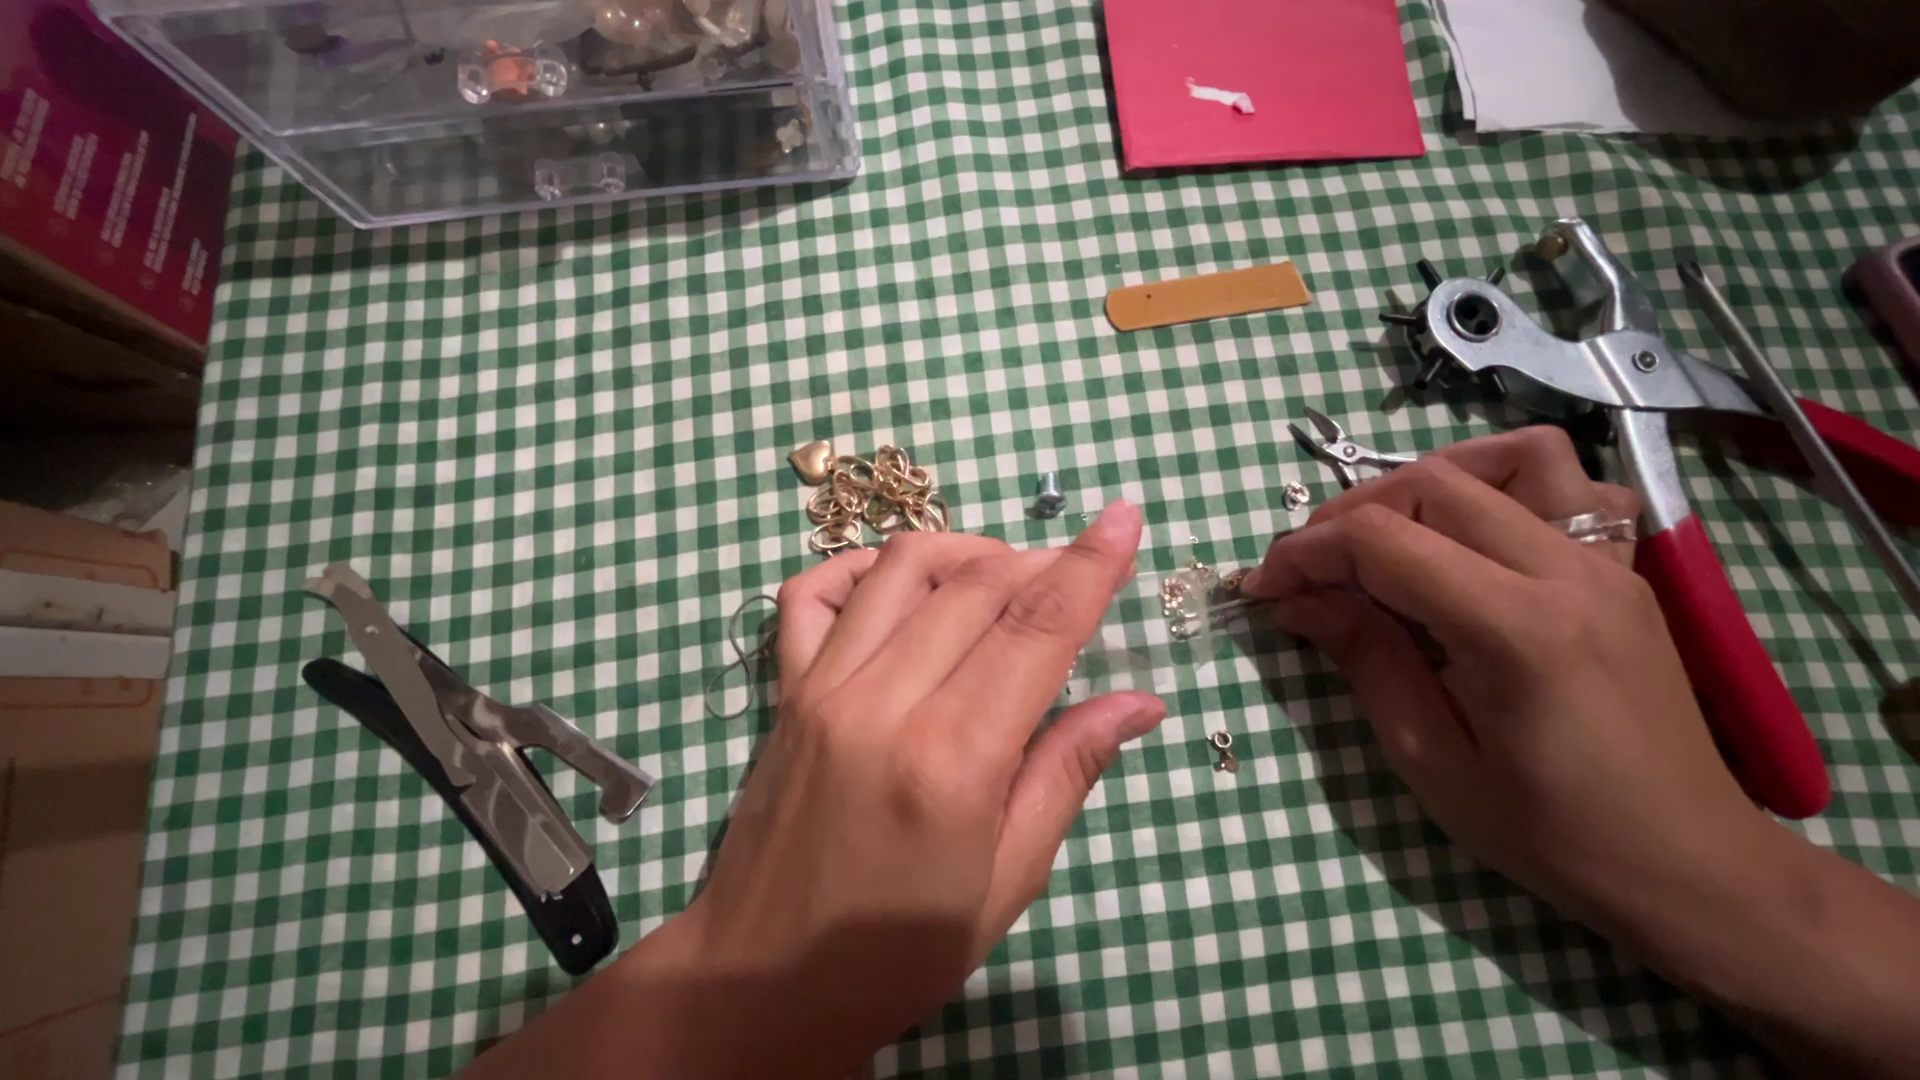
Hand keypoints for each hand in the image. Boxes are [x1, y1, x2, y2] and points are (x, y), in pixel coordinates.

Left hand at [672, 506, 1161, 1075]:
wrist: (760, 978)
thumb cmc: (897, 951)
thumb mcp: (1007, 879)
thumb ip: (1069, 772)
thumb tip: (1140, 701)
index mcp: (951, 759)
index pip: (1036, 630)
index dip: (1090, 566)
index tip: (1124, 518)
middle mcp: (883, 701)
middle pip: (976, 586)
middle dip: (1042, 560)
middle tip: (1080, 570)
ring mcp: (821, 686)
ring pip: (901, 568)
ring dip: (967, 552)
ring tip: (1006, 577)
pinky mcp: (784, 689)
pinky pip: (813, 593)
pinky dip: (864, 567)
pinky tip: (903, 586)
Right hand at [1239, 427, 1781, 946]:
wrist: (1684, 862)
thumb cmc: (1545, 829)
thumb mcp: (1427, 757)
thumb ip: (1364, 657)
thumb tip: (1296, 598)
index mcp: (1514, 629)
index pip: (1382, 541)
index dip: (1304, 552)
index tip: (1263, 588)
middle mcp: (1567, 571)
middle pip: (1431, 485)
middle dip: (1347, 514)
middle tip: (1310, 570)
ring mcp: (1606, 562)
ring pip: (1506, 460)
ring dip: (1425, 481)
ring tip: (1385, 532)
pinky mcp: (1622, 570)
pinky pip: (1565, 484)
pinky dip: (1503, 483)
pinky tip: (1471, 531)